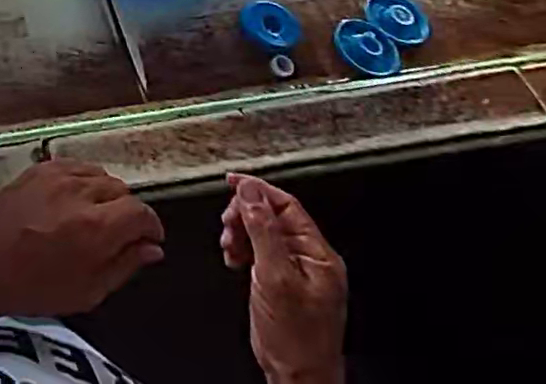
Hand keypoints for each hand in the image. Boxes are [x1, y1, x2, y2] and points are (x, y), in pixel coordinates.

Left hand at [0, 159, 164, 322]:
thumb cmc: (33, 285)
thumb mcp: (86, 291)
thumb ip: (124, 266)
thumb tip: (153, 249)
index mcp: (94, 227)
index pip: (141, 212)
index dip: (152, 226)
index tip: (151, 239)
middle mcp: (81, 192)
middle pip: (123, 191)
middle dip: (128, 213)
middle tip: (119, 235)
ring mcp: (59, 175)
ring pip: (101, 175)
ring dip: (107, 195)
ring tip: (96, 218)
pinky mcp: (42, 167)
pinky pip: (78, 166)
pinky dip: (85, 181)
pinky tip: (76, 200)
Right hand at [221, 173, 346, 383]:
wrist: (298, 380)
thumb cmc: (297, 340)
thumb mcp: (275, 277)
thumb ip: (262, 231)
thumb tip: (250, 193)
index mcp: (317, 253)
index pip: (286, 204)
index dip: (258, 190)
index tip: (233, 182)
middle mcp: (308, 257)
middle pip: (271, 216)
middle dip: (244, 215)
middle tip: (228, 224)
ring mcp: (294, 269)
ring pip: (261, 232)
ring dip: (239, 232)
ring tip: (229, 245)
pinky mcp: (279, 280)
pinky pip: (257, 250)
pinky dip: (241, 248)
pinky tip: (234, 257)